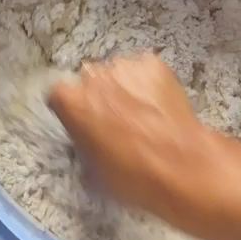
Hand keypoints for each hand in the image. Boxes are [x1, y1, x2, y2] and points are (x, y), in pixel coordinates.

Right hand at [48, 53, 222, 219]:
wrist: (181, 167)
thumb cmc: (133, 177)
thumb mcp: (94, 171)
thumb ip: (83, 143)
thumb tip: (88, 139)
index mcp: (71, 100)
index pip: (59, 95)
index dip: (72, 109)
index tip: (84, 122)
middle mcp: (92, 75)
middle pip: (90, 80)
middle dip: (100, 96)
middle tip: (117, 121)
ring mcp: (124, 65)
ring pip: (118, 73)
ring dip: (125, 88)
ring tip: (144, 115)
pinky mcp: (152, 63)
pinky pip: (144, 70)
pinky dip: (149, 84)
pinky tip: (159, 107)